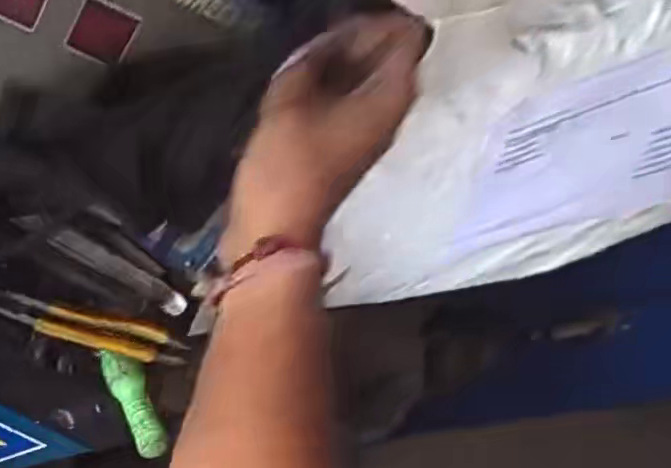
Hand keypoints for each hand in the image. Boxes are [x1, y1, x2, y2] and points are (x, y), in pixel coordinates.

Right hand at [222, 13, 430, 262]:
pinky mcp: (337, 161)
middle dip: (346, 50)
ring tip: (292, 81)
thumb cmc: (284, 172)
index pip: (401, 32)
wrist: (269, 238)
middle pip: (381, 60)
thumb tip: (310, 54)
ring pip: (357, 90)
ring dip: (328, 79)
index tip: (322, 37)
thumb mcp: (286, 108)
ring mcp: (364, 141)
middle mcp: (389, 114)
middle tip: (304, 55)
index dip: (364, 26)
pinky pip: (337, 117)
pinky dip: (319, 106)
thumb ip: (301, 67)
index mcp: (392, 93)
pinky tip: (288, 110)